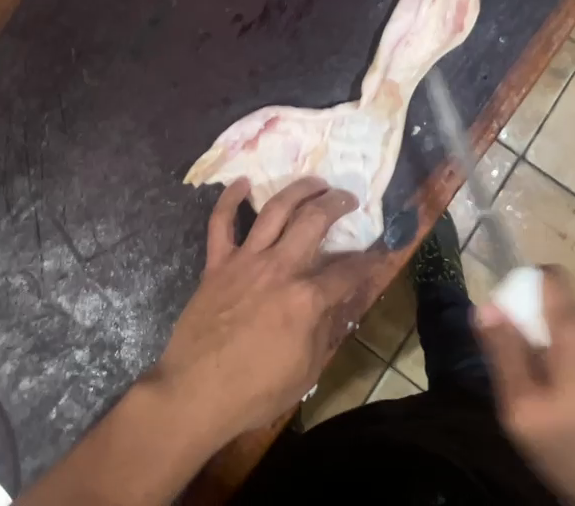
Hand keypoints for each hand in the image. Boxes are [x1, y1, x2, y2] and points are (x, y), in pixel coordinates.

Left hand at [149, 176, 369, 443]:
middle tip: (347, 199)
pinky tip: (242, 182)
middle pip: (314, 221)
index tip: (379, 252)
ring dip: (299, 189)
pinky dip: (230, 198)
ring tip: (315, 182)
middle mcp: (280, 269)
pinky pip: (221, 222)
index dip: (368, 261)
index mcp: (306, 299)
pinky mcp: (216, 263)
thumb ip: (325, 330)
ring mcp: (245, 261)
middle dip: (337, 204)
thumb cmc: (255, 391)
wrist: (195, 394)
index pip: (348, 271)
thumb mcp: (307, 370)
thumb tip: (338, 303)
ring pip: (275, 210)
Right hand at [476, 269, 574, 505]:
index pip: (547, 275)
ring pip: (570, 335)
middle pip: (555, 308)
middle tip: (522, 380)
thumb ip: (504, 354)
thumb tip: (485, 307)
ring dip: (552, 356)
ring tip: (546, 403)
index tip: (507, 329)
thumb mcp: (525, 408)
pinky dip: (572, 372)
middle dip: (533, 333)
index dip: (520, 289)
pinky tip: (571, 414)